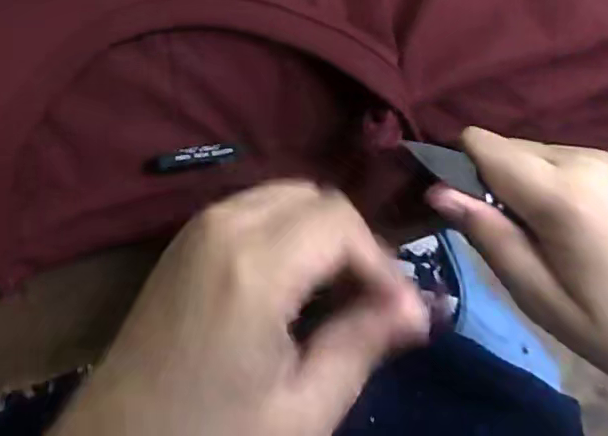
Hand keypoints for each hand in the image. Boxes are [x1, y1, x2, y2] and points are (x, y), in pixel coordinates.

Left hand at [52, 181, 429, 435]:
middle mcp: (226, 221)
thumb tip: (419, 308)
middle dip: (352, 242)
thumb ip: (360, 345)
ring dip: (320, 232)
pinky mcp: (187, 233)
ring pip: (285, 194)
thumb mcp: (299, 413)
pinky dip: (287, 228)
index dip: (381, 259)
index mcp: (254, 262)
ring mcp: (200, 221)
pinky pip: (254, 205)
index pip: (339, 220)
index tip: (402, 312)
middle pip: (313, 197)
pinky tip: (293, 282)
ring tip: (338, 294)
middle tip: (374, 303)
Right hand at [427, 129, 607, 435]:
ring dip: (522, 179)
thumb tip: (435, 189)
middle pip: (506, 146)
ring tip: (545, 232)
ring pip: (533, 150)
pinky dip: (551, 179)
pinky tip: (575, 223)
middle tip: (509, 233)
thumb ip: (486, 235)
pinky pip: (563, 157)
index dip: (458, 165)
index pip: (480, 143)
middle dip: (491, 177)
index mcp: (563, 192)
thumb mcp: (540, 297)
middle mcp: (584, 158)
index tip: (462, 205)